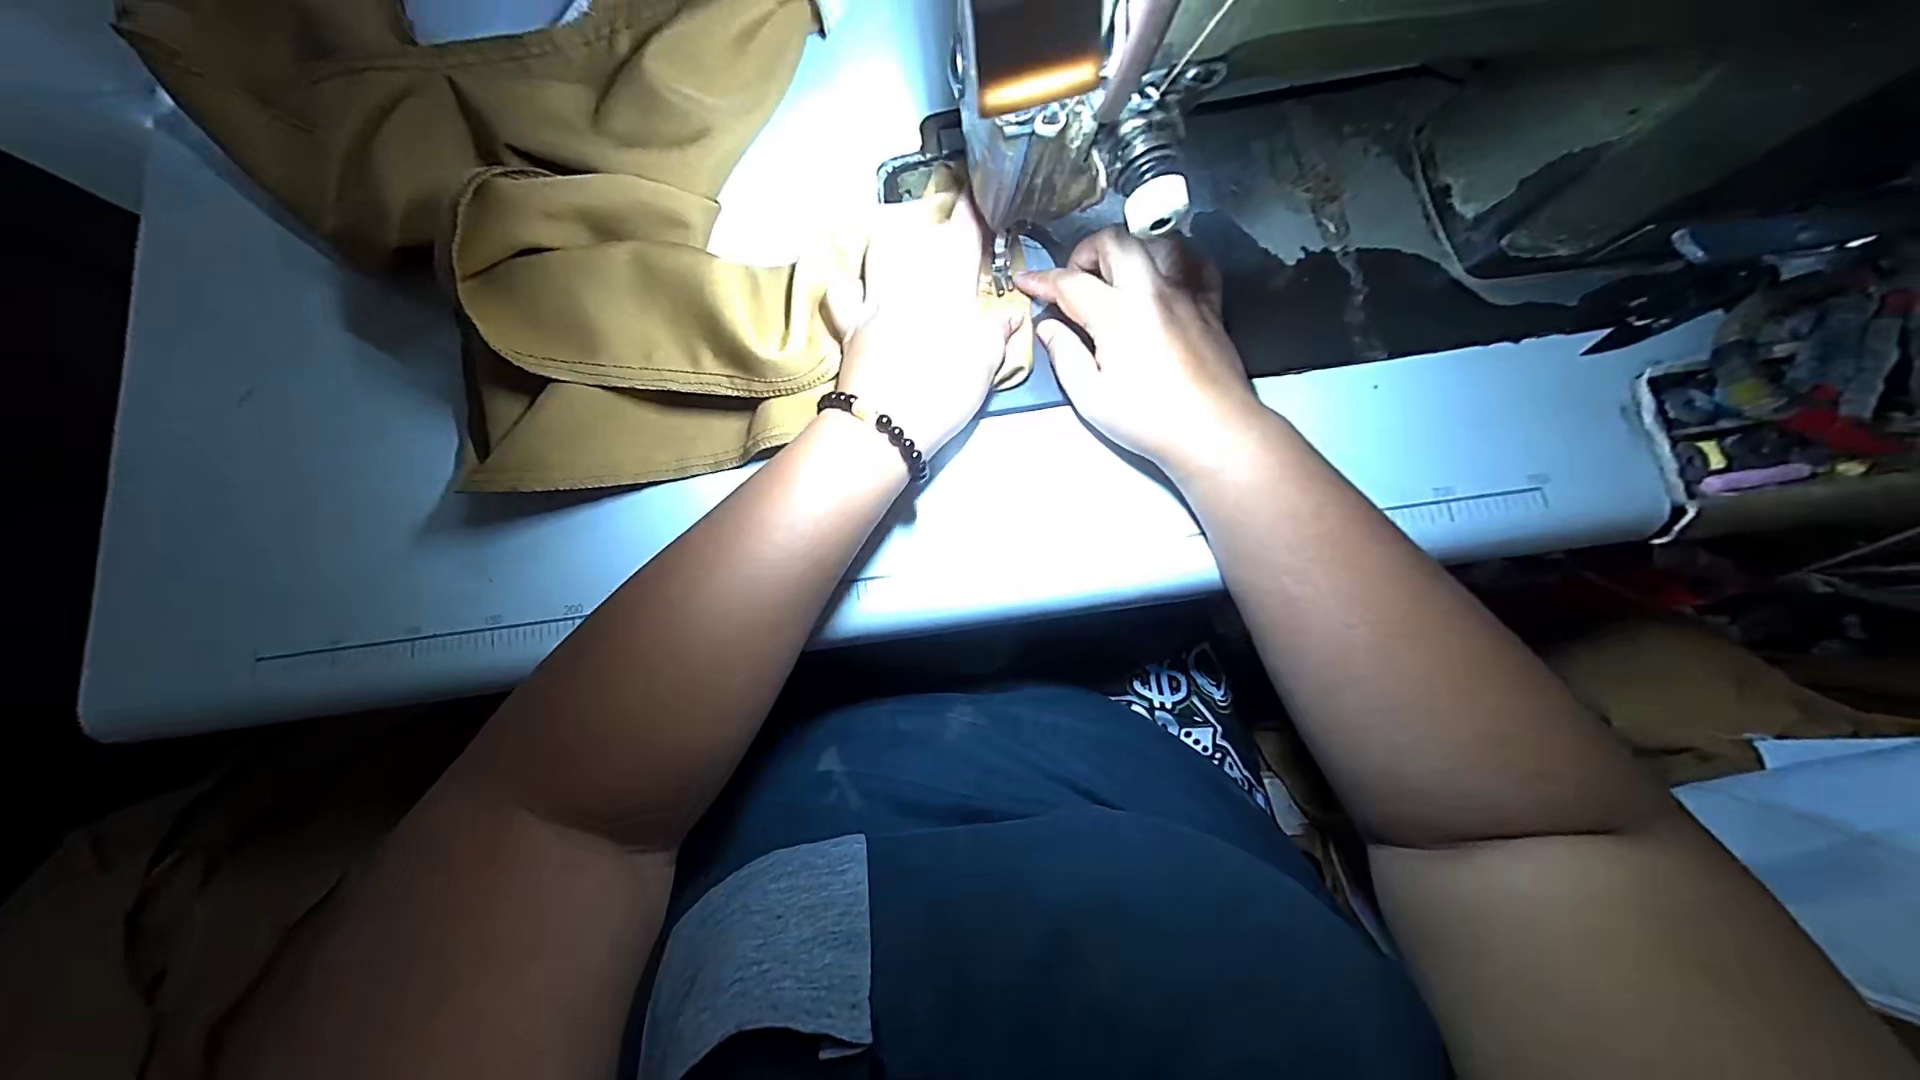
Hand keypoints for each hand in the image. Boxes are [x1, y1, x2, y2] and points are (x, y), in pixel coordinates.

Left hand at [829, 192, 1022, 459]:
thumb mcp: (986, 363)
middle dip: (930, 228)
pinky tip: (854, 294)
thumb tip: (1010, 313)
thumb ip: (998, 330)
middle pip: (914, 234)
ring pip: (875, 252)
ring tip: (902, 258)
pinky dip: (847, 290)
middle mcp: (907, 281)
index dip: (975, 209)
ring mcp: (873, 301)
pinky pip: (841, 295)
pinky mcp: (849, 327)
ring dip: (889, 247)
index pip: (965, 232)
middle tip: (942, 241)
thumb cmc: (944, 390)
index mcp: (948, 283)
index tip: (982, 196)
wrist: (885, 424)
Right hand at [1016, 227, 1267, 475]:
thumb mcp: (1091, 397)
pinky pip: (1194, 263)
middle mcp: (1152, 290)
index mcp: (1117, 313)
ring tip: (1115, 275)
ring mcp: (1185, 293)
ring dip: (1129, 249)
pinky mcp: (1210, 305)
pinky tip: (1162, 278)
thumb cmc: (1147, 419)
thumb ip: (1065, 355)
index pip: (1071, 283)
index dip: (1042, 280)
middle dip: (1085, 252)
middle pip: (1115, 242)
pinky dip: (1173, 261)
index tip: (1025, 282)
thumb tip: (1047, 327)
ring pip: (1156, 243)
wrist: (1213, 431)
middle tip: (1074, 281)